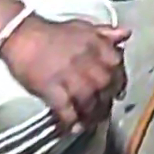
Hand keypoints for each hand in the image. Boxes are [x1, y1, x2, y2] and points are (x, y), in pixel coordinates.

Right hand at [0, 16, 131, 133]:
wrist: (26, 37)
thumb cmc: (56, 32)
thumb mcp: (86, 26)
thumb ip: (107, 32)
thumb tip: (127, 34)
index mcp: (96, 43)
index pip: (116, 63)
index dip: (120, 79)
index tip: (119, 90)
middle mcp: (87, 58)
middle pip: (104, 83)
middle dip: (107, 99)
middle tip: (105, 109)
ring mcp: (68, 74)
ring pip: (88, 98)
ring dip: (92, 113)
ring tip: (91, 121)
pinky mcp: (50, 88)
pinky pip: (65, 108)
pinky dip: (71, 120)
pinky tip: (74, 126)